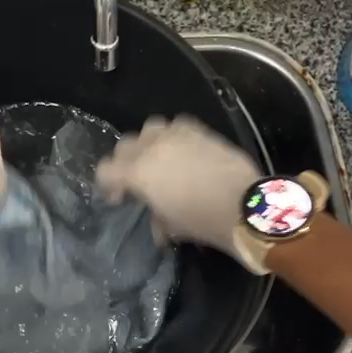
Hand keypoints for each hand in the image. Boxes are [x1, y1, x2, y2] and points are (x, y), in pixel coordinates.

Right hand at [96, 116, 259, 254]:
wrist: (245, 206)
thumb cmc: (204, 221)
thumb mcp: (172, 227)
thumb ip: (156, 217)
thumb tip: (158, 222)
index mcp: (138, 173)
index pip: (106, 170)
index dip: (107, 185)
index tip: (120, 199)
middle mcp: (152, 147)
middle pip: (125, 145)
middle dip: (125, 162)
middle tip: (136, 181)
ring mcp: (177, 135)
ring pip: (150, 128)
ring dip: (148, 143)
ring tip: (159, 160)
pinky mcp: (201, 131)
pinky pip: (177, 125)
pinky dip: (174, 136)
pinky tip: (183, 151)